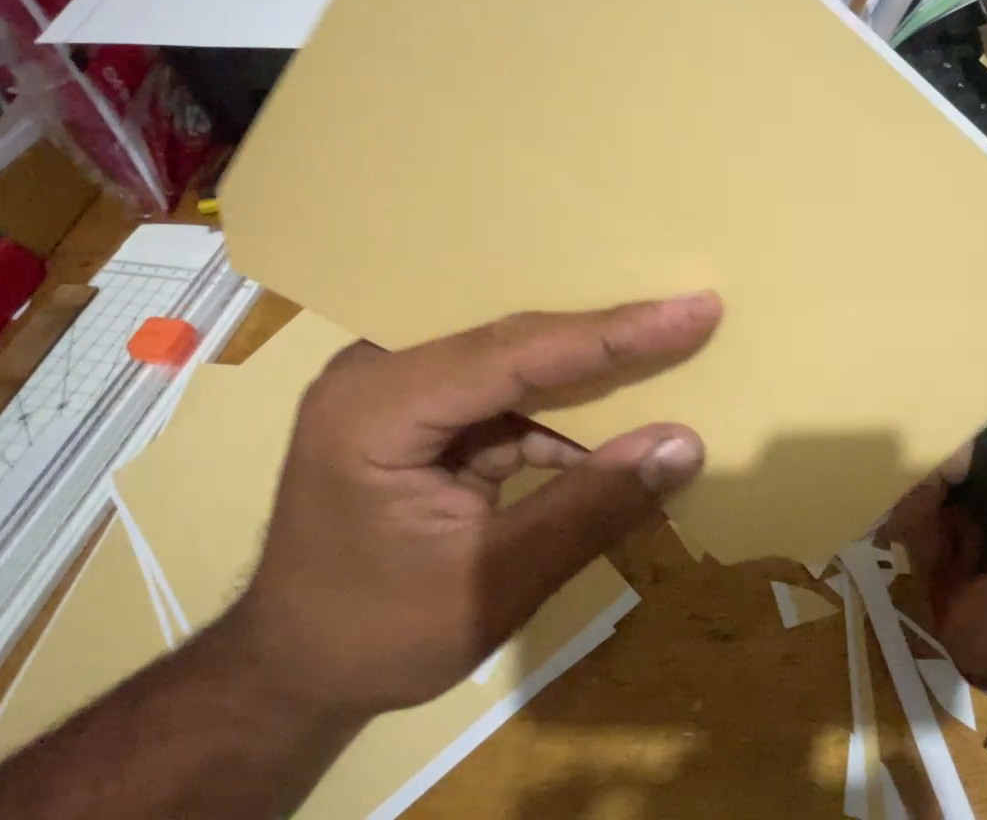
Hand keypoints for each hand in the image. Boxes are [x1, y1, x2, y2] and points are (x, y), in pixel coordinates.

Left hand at [226, 293, 722, 716]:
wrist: (293, 675)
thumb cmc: (376, 636)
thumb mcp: (493, 583)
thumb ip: (590, 508)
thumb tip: (685, 446)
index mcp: (375, 408)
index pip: (512, 352)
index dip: (611, 334)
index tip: (693, 312)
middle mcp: (381, 376)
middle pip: (513, 341)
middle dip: (606, 335)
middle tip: (692, 316)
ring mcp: (401, 394)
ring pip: (516, 365)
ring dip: (590, 378)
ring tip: (672, 363)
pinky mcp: (424, 418)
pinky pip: (508, 400)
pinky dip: (564, 419)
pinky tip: (617, 429)